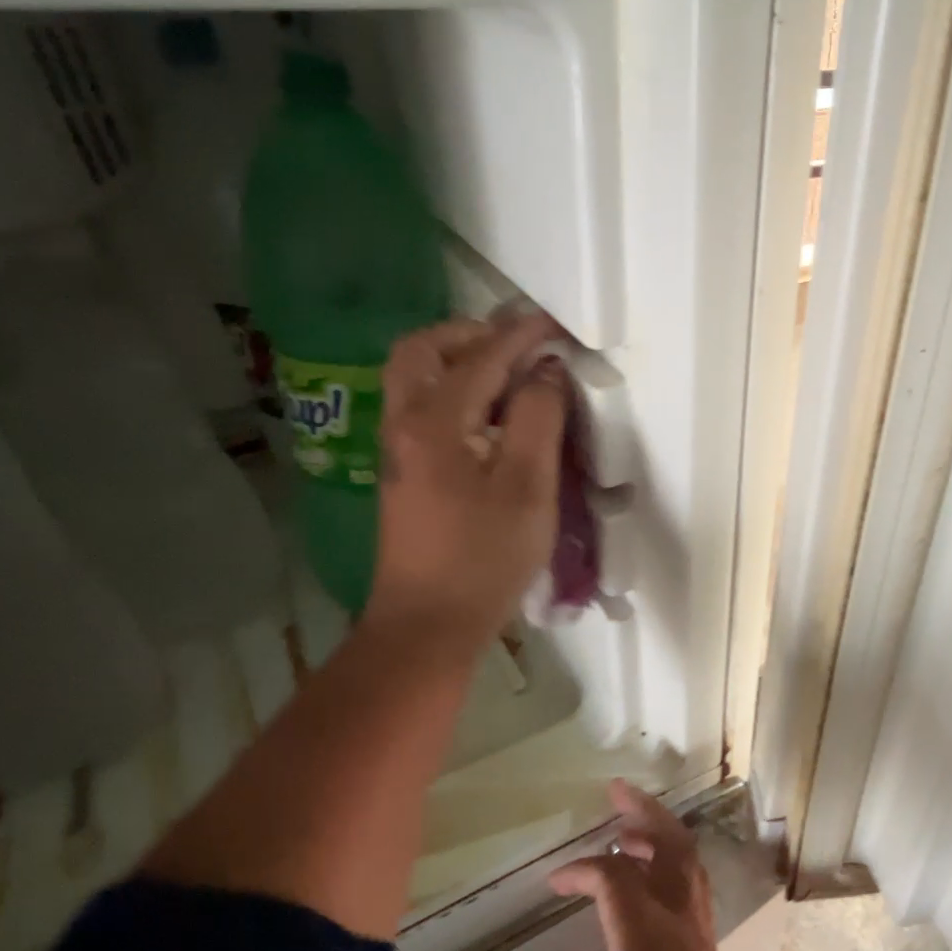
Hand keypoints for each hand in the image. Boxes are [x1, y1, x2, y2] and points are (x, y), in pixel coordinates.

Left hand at [361, 312, 566, 649]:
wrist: (428, 624)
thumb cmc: (484, 557)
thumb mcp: (527, 486)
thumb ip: (538, 418)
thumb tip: (545, 372)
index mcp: (435, 421)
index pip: (482, 357)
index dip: (521, 336)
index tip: (555, 326)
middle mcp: (404, 424)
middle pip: (422, 351)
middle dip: (469, 335)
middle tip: (516, 347)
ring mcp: (397, 451)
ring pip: (415, 379)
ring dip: (456, 361)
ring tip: (507, 378)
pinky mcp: (403, 475)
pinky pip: (420, 408)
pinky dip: (451, 392)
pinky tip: (488, 419)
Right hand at [537, 781, 757, 950]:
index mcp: (651, 943)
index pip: (617, 878)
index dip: (582, 869)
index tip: (553, 882)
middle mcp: (686, 931)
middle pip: (675, 849)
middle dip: (647, 812)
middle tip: (617, 790)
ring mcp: (706, 946)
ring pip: (692, 869)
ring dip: (664, 839)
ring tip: (631, 829)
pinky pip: (696, 896)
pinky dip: (672, 872)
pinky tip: (652, 889)